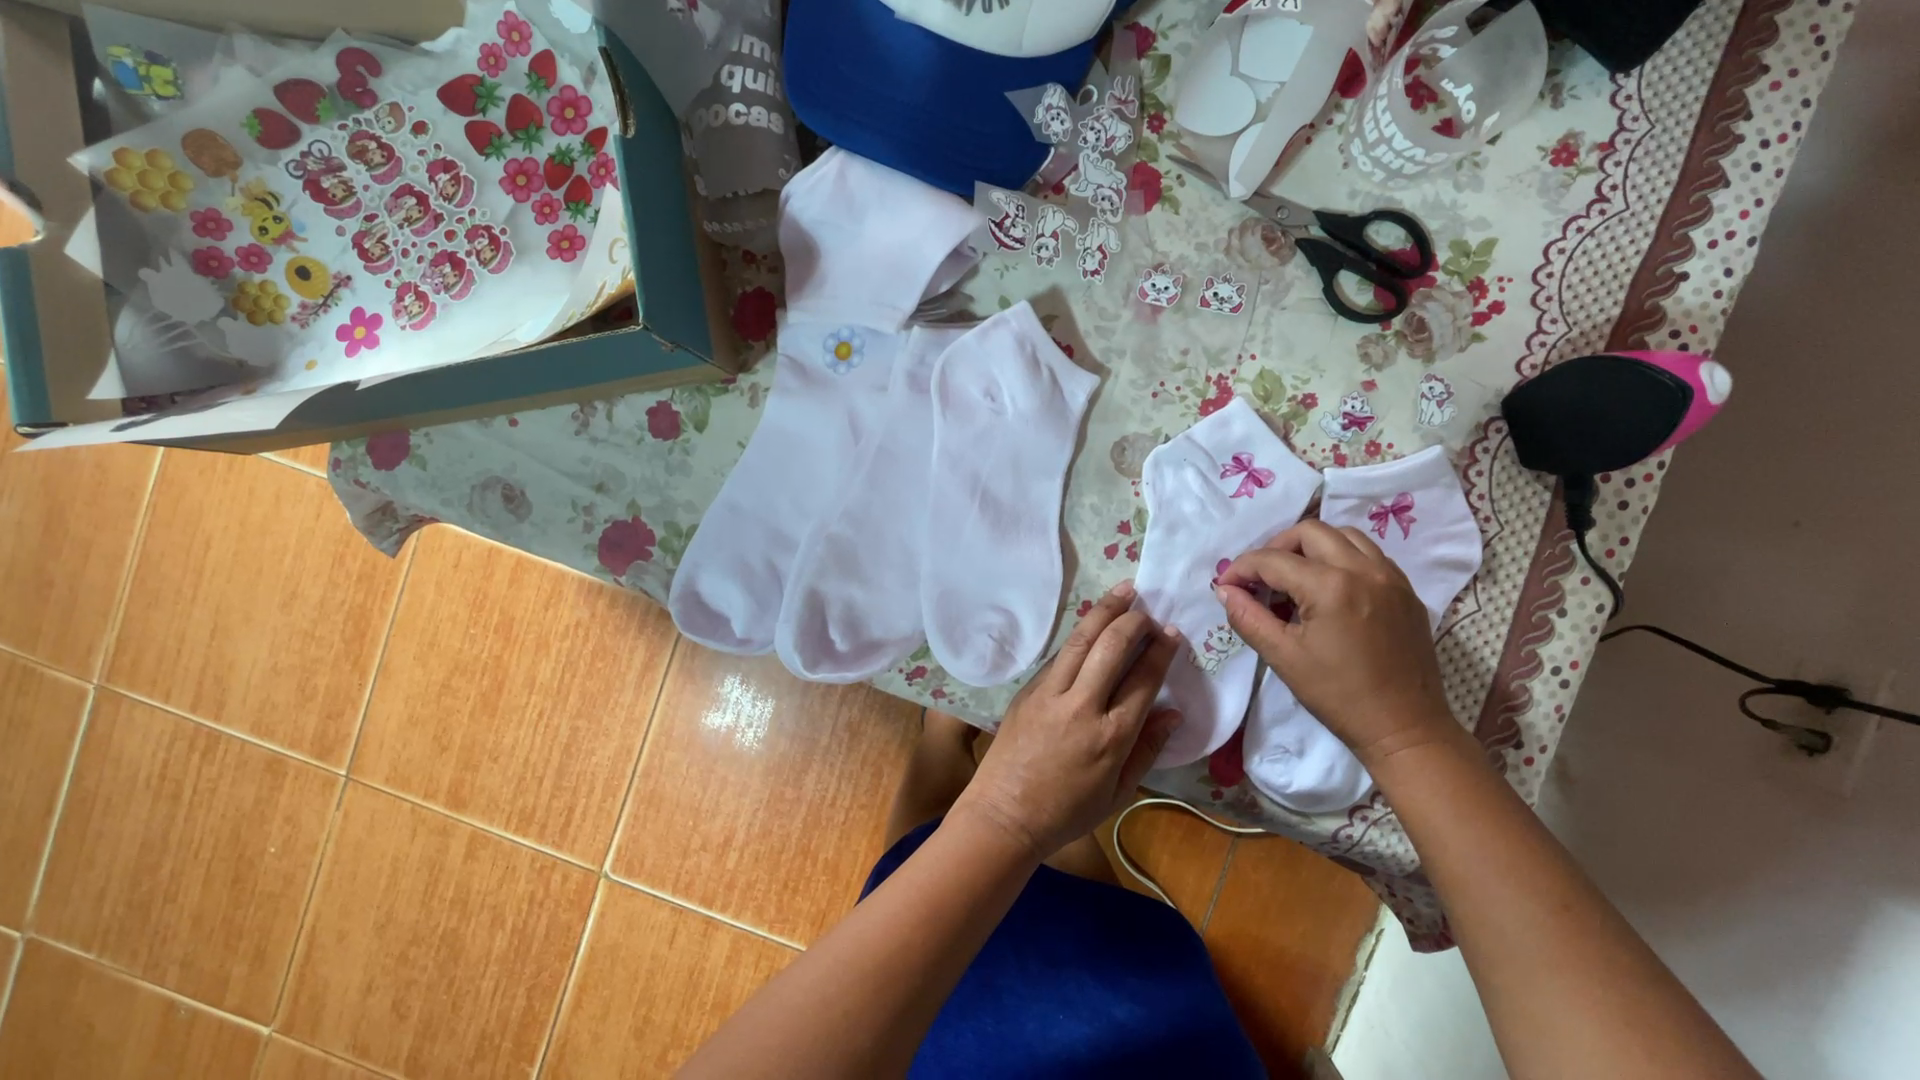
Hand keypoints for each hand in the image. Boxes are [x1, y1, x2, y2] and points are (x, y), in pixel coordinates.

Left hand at [952, 582, 1183, 860]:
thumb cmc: (1067, 813)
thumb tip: (1173, 713)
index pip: (1144, 679)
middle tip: (1149, 612)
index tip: (1173, 633)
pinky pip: (1058, 657)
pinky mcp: (1027, 692)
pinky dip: (1078, 636)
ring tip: (1124, 591)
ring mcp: (1050, 695)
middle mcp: (1082, 707)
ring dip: (1104, 612)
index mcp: (1112, 736)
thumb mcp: (1119, 793)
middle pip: (1112, 648)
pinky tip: (1091, 626)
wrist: (1004, 815)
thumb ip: (1148, 749)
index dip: (1161, 651)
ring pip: (1081, 641)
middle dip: (1135, 622)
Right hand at [1214, 520, 1461, 769]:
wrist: (1404, 727)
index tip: (1226, 586)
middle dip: (1276, 547)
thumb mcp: (1283, 658)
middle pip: (1310, 531)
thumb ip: (1248, 617)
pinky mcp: (1406, 591)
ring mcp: (1390, 577)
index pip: (1273, 560)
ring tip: (1295, 576)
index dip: (1241, 569)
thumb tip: (1225, 591)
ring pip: (1344, 535)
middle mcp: (1363, 569)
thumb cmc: (1338, 696)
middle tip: (1260, 577)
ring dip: (1312, 546)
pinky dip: (1342, 558)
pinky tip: (1329, 588)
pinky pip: (1369, 555)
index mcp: (1330, 586)